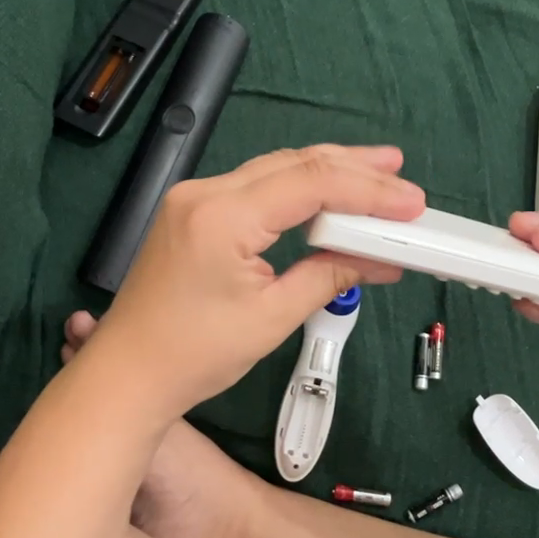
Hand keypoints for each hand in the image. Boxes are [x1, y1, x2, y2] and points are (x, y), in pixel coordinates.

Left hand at [73, 145, 425, 420]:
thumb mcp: (273, 317)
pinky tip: (326, 193)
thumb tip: (379, 259)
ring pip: (275, 168)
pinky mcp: (194, 210)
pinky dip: (298, 188)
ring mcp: (195, 198)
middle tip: (400, 172)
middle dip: (353, 167)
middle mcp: (206, 193)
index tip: (411, 201)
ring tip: (377, 171)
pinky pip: (257, 185)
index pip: (310, 183)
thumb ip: (328, 276)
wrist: (127, 374)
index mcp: (223, 216)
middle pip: (294, 163)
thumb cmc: (196, 355)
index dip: (367, 189)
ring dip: (327, 172)